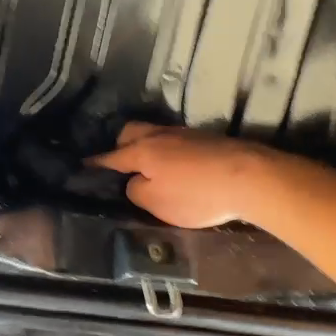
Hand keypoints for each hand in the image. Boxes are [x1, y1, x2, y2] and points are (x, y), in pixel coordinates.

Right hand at [89, 123, 281, 227]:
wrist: (251, 178)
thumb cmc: (197, 194)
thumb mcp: (157, 203)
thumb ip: (136, 191)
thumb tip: (134, 182)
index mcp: (142, 151)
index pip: (111, 157)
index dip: (96, 163)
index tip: (83, 165)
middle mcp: (160, 135)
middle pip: (132, 131)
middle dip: (121, 144)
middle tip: (120, 163)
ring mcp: (186, 134)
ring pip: (156, 134)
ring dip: (148, 146)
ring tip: (149, 165)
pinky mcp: (208, 139)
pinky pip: (177, 141)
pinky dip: (170, 151)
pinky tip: (177, 166)